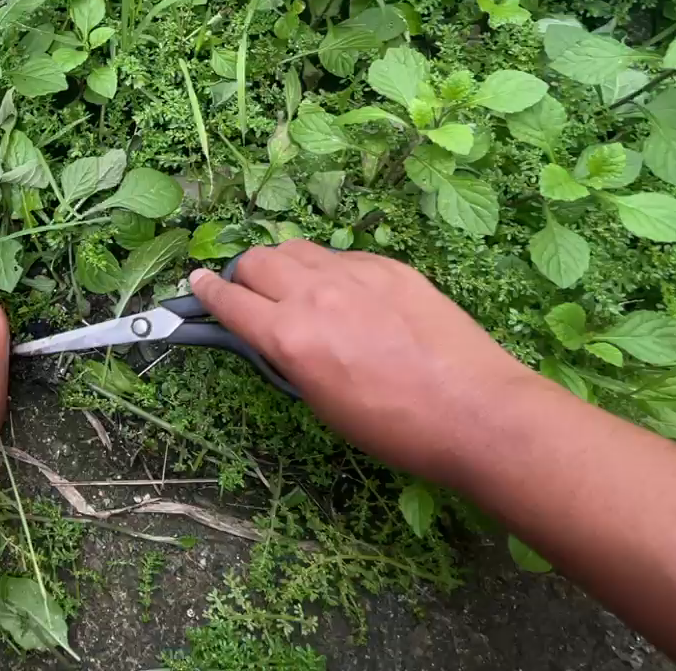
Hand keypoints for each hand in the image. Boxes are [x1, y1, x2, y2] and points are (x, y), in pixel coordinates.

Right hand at [190, 241, 557, 484]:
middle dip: (242, 277)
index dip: (205, 292)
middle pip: (253, 261)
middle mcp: (312, 295)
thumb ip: (283, 355)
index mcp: (289, 337)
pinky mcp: (387, 266)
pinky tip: (349, 297)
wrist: (480, 414)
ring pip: (293, 248)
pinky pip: (338, 257)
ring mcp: (352, 274)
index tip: (196, 285)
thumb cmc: (393, 426)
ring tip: (297, 289)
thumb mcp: (319, 400)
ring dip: (281, 265)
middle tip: (254, 297)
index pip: (227, 300)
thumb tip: (265, 333)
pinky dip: (327, 271)